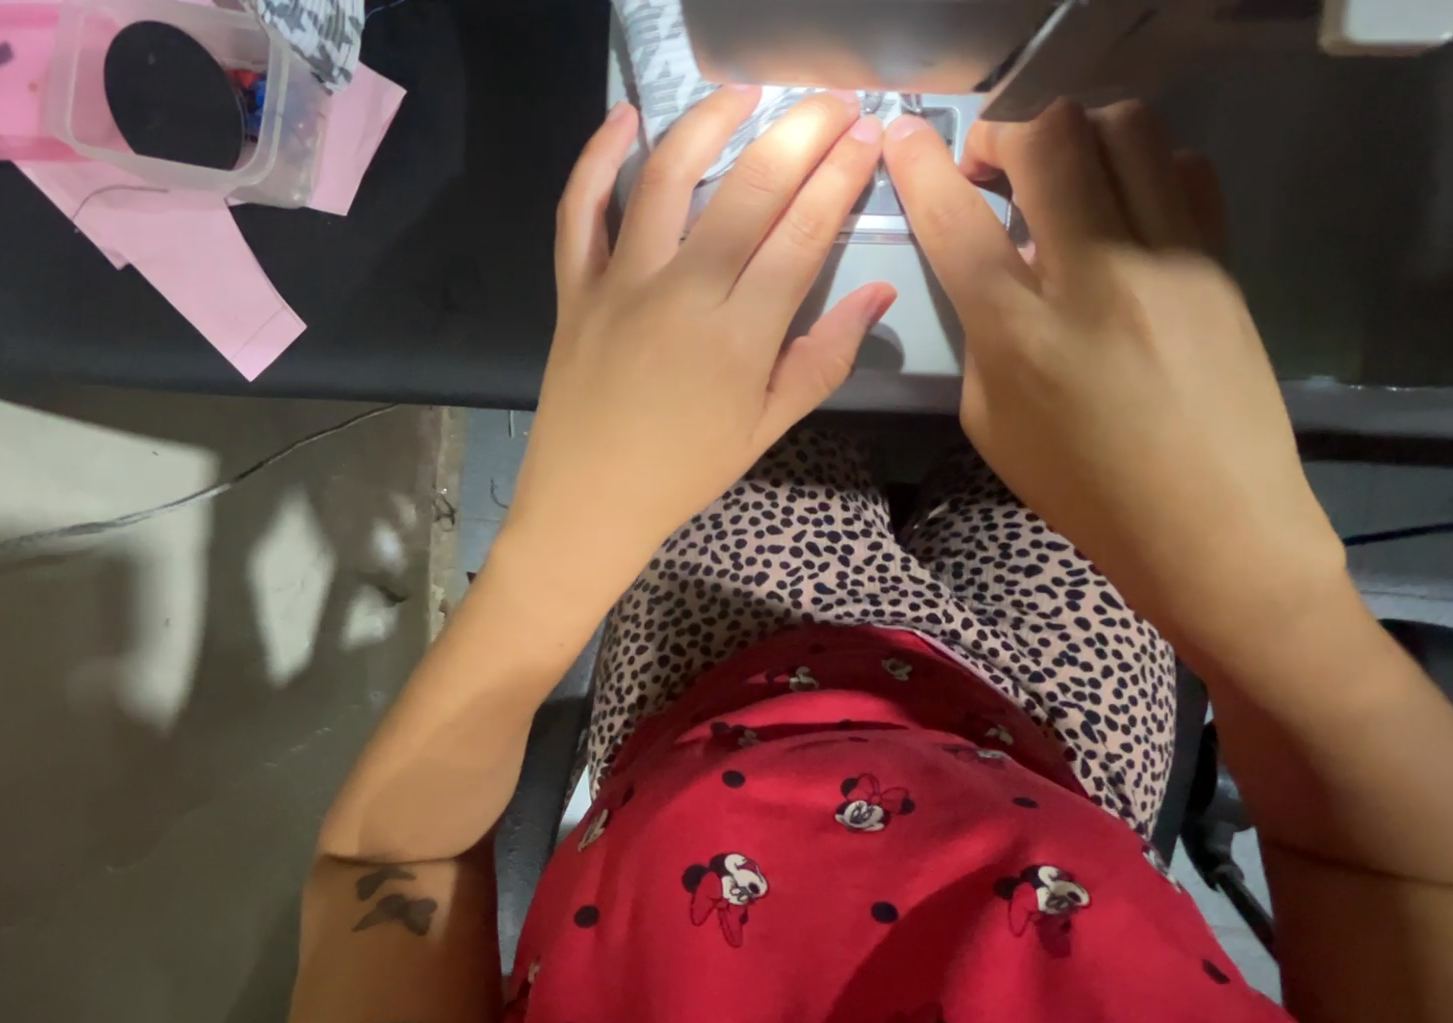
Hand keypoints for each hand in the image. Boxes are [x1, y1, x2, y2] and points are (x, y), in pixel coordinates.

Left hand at [500, 89, 895, 602]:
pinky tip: (625, 117)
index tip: (868, 134)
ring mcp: (621, 285)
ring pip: (666, 179)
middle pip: (749, 191)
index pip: (802, 233)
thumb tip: (878, 294)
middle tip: (830, 101)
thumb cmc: (683, 472)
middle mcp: (682, 294)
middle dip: (799, 133)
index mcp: (739, 335)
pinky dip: (597, 159)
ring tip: (744, 92)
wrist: (588, 500)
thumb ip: (823, 359)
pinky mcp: (574, 288)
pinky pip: (579, 211)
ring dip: (709, 123)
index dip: (841, 176)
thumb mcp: (765, 428)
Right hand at [883, 101, 1345, 666]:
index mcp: (1019, 331)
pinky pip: (1184, 168)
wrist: (1208, 523)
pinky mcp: (1221, 261)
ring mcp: (1171, 259)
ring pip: (1128, 128)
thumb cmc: (1078, 488)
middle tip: (988, 164)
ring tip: (1057, 176)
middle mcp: (1095, 274)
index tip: (904, 135)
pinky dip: (1142, 164)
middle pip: (1052, 140)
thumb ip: (984, 337)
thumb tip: (1001, 276)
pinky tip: (1121, 206)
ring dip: (1077, 133)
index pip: (956, 219)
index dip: (920, 166)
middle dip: (1005, 132)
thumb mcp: (990, 421)